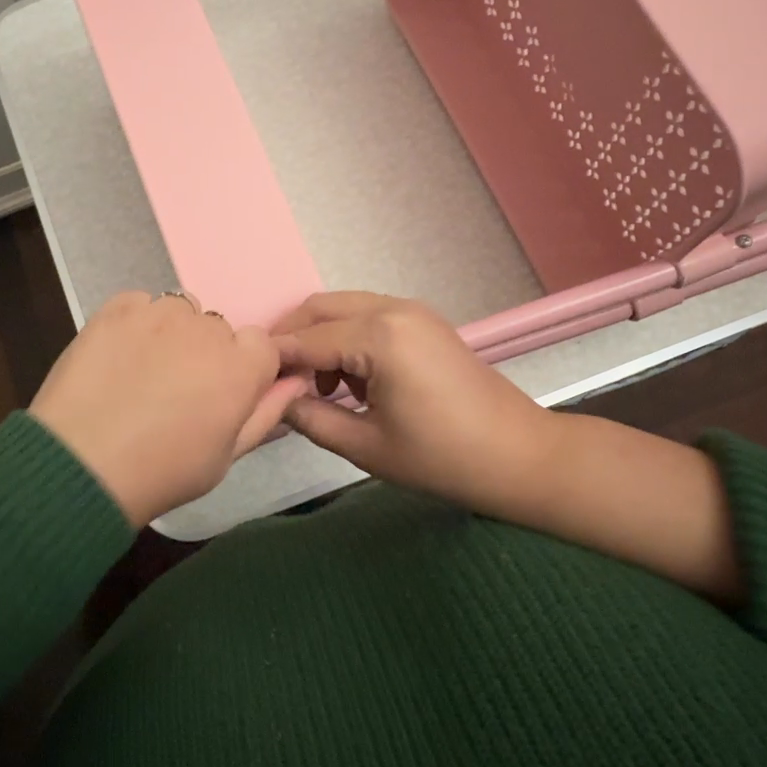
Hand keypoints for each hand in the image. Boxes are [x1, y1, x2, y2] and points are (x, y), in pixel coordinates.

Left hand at [30, 291, 306, 527]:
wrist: (82, 465)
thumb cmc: (163, 471)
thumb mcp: (226, 456)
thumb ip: (266, 412)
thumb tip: (295, 381)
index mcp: (242, 366)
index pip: (261, 345)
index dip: (243, 370)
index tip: (220, 396)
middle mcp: (207, 329)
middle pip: (219, 329)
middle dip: (206, 354)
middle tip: (175, 393)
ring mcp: (159, 313)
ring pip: (180, 312)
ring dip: (172, 334)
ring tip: (143, 374)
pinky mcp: (117, 308)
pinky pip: (140, 303)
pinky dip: (136, 323)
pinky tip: (119, 358)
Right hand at [273, 292, 566, 516]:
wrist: (519, 456)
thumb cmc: (442, 458)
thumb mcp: (365, 445)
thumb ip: (310, 418)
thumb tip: (275, 401)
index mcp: (379, 336)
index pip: (305, 339)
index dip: (273, 361)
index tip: (247, 384)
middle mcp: (393, 309)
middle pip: (320, 308)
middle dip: (291, 339)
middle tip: (276, 382)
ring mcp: (412, 311)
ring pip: (343, 308)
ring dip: (320, 338)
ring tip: (318, 390)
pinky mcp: (424, 323)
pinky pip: (368, 316)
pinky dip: (346, 338)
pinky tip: (350, 382)